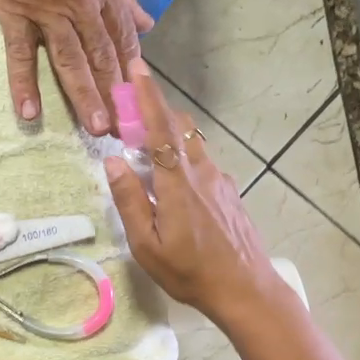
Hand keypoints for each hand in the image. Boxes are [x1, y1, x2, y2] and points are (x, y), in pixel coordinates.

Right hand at [0, 0, 154, 133]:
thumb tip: (147, 23)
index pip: (124, 38)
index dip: (133, 71)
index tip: (142, 100)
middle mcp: (81, 5)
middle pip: (101, 55)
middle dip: (115, 93)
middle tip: (125, 127)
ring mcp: (47, 13)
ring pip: (70, 60)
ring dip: (84, 94)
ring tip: (96, 126)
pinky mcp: (15, 16)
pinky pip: (21, 55)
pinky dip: (24, 84)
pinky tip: (29, 111)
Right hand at [104, 59, 280, 314]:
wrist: (247, 291)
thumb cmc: (190, 272)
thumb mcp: (146, 244)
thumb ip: (129, 200)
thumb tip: (113, 160)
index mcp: (177, 183)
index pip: (160, 128)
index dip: (148, 96)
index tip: (137, 68)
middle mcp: (201, 173)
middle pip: (180, 127)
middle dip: (155, 110)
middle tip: (129, 109)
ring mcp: (220, 181)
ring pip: (193, 144)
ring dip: (169, 135)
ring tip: (146, 149)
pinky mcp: (230, 193)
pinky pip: (202, 164)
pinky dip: (183, 158)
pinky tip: (173, 185)